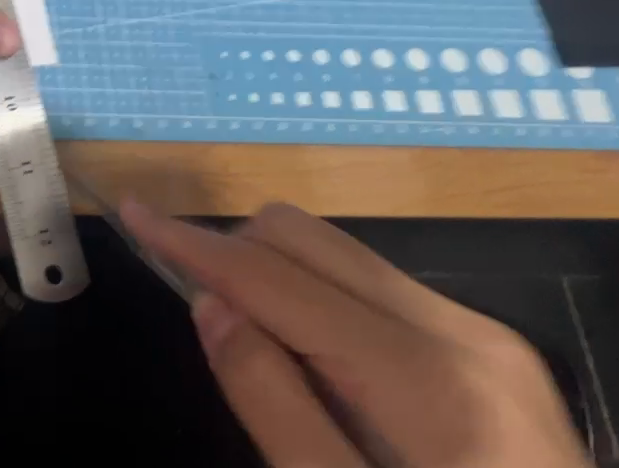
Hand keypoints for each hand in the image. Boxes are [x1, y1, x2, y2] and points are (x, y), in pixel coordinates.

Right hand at [119, 200, 591, 467]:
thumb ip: (272, 405)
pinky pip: (365, 282)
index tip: (132, 213)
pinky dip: (312, 294)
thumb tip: (211, 305)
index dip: (193, 242)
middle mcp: (458, 329)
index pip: (275, 274)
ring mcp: (481, 334)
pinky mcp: (486, 347)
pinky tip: (310, 356)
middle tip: (197, 308)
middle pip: (305, 237)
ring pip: (333, 250)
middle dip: (233, 252)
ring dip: (270, 272)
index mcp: (426, 377)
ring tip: (254, 342)